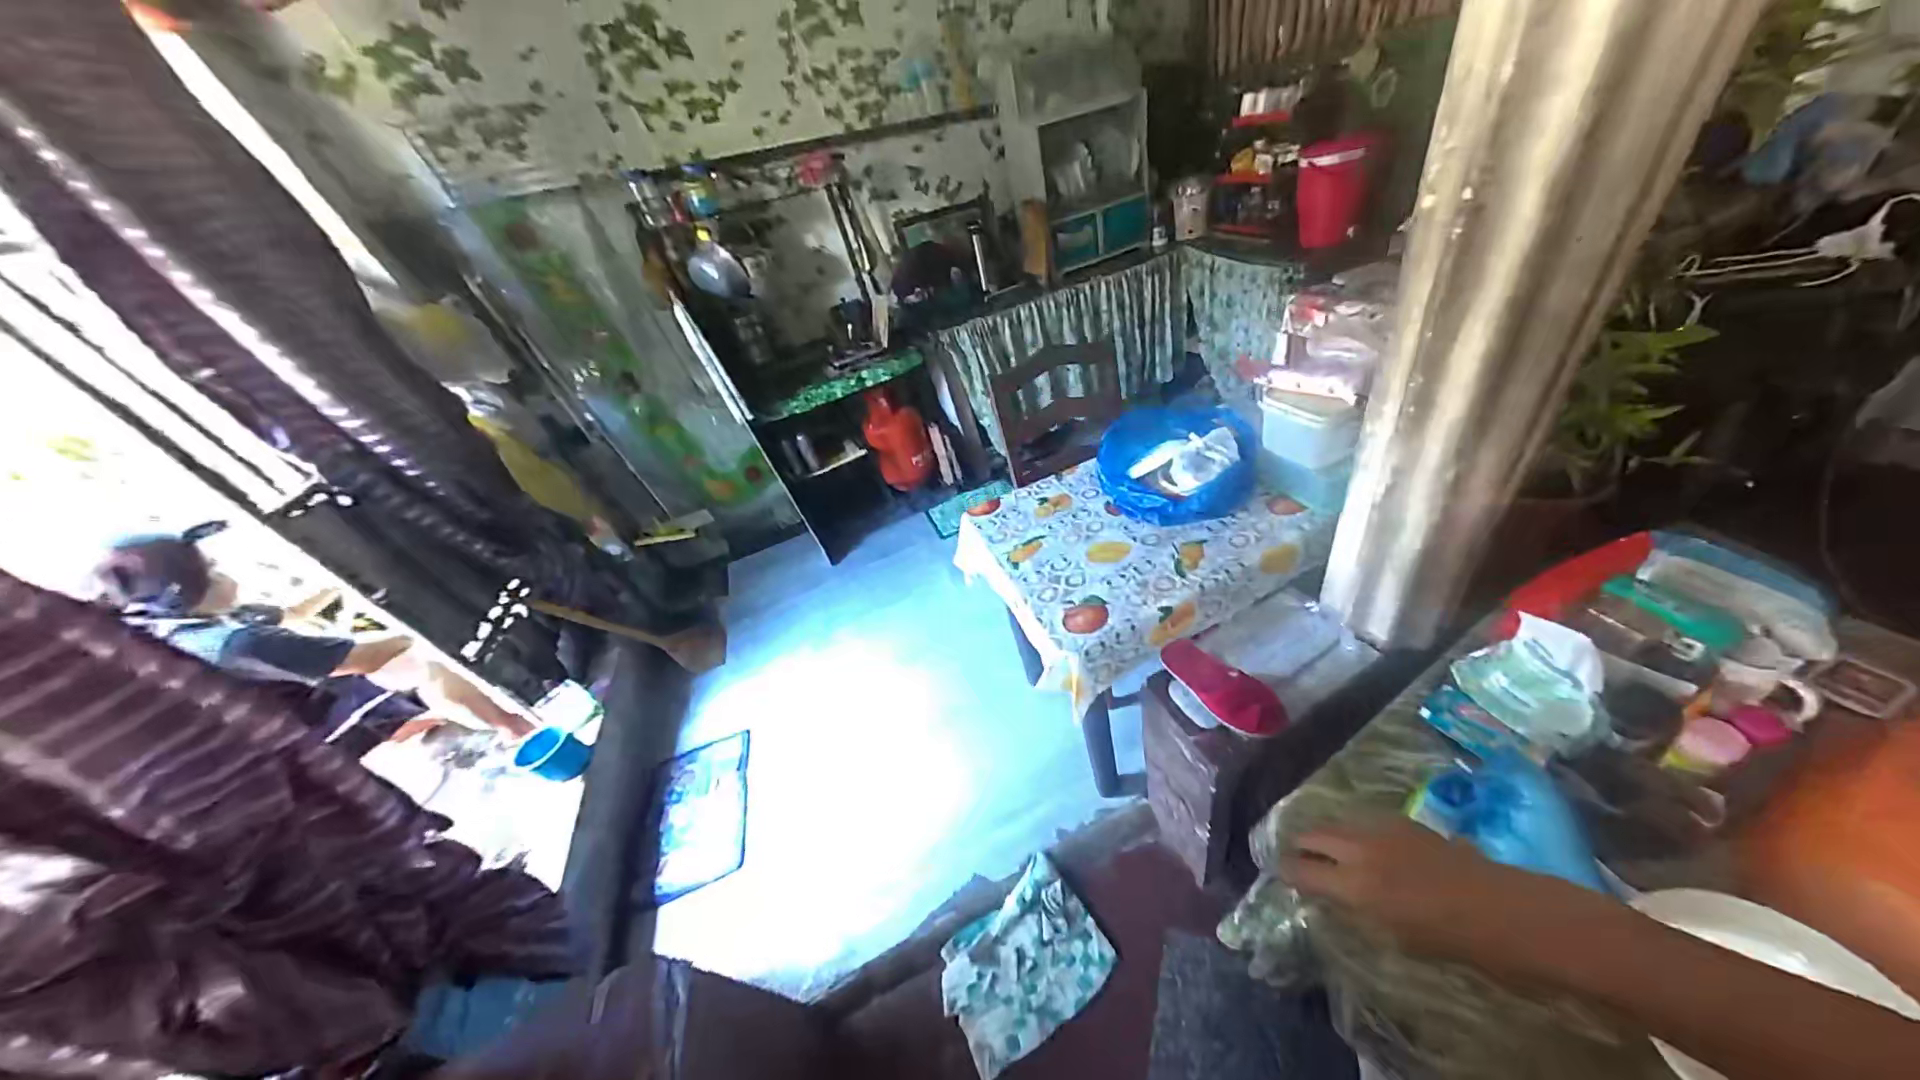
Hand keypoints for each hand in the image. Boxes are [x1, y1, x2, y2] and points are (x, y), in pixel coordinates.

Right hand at [1278, 817, 1599, 969]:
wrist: (1515, 914)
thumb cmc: (1459, 942)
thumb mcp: (1400, 939)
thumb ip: (1360, 911)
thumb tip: (1336, 897)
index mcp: (1356, 886)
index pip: (1301, 870)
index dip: (1286, 872)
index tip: (1281, 875)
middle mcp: (1361, 850)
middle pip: (1311, 835)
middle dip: (1299, 845)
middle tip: (1296, 857)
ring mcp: (1383, 831)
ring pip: (1336, 824)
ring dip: (1326, 835)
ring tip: (1326, 849)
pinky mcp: (1405, 823)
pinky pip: (1365, 823)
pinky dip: (1355, 832)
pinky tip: (1367, 846)